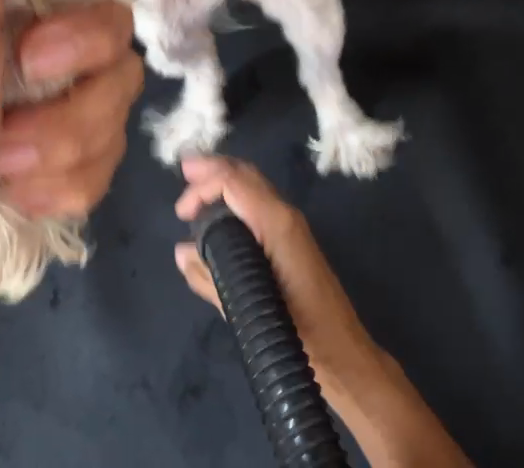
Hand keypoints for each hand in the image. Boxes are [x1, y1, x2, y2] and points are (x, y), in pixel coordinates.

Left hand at [0, 0, 143, 336]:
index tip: (46, 30)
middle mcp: (7, 26)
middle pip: (109, 20)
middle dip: (73, 78)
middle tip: (15, 98)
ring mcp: (36, 93)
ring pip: (118, 89)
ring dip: (65, 140)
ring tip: (3, 164)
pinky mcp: (57, 149)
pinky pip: (112, 145)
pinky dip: (69, 179)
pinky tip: (19, 195)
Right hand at [172, 157, 475, 467]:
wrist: (343, 354)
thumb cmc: (298, 331)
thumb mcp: (245, 308)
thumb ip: (209, 277)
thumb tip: (182, 251)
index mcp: (276, 224)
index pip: (233, 182)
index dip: (202, 186)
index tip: (181, 213)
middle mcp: (286, 215)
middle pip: (246, 174)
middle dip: (213, 169)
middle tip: (184, 170)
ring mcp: (292, 226)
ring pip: (254, 187)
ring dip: (224, 183)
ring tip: (195, 191)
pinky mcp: (294, 240)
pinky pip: (259, 205)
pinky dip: (236, 199)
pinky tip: (221, 216)